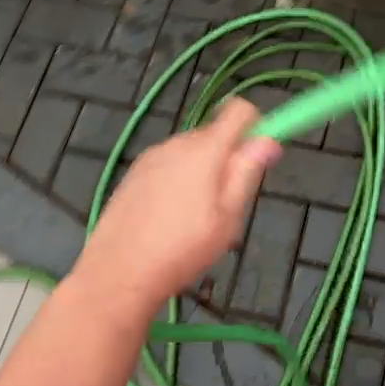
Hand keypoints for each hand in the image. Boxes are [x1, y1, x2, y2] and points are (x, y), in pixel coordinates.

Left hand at [72, 99, 280, 311]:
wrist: (115, 275)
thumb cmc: (181, 249)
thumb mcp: (227, 217)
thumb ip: (247, 172)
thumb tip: (268, 140)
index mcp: (205, 150)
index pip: (239, 110)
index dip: (255, 125)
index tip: (255, 157)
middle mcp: (177, 143)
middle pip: (214, 133)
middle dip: (226, 157)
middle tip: (224, 202)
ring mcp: (151, 156)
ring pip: (190, 151)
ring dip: (201, 169)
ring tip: (193, 216)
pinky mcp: (133, 173)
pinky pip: (168, 163)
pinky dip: (176, 179)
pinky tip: (167, 217)